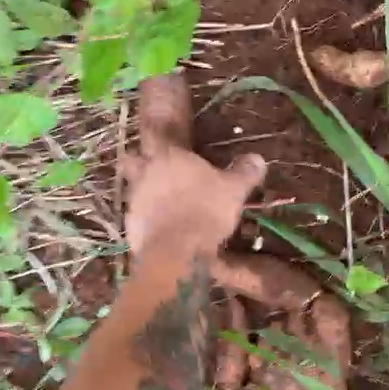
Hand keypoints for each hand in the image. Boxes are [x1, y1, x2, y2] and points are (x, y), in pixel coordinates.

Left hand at [123, 73, 264, 257]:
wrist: (177, 252)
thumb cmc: (206, 211)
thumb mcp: (234, 191)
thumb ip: (244, 173)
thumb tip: (258, 159)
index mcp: (167, 155)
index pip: (154, 137)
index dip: (160, 144)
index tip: (171, 152)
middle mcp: (144, 174)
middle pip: (132, 163)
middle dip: (141, 168)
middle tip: (159, 179)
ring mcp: (134, 202)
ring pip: (135, 193)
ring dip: (147, 199)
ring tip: (167, 212)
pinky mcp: (130, 228)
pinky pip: (138, 221)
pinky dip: (148, 225)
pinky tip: (164, 235)